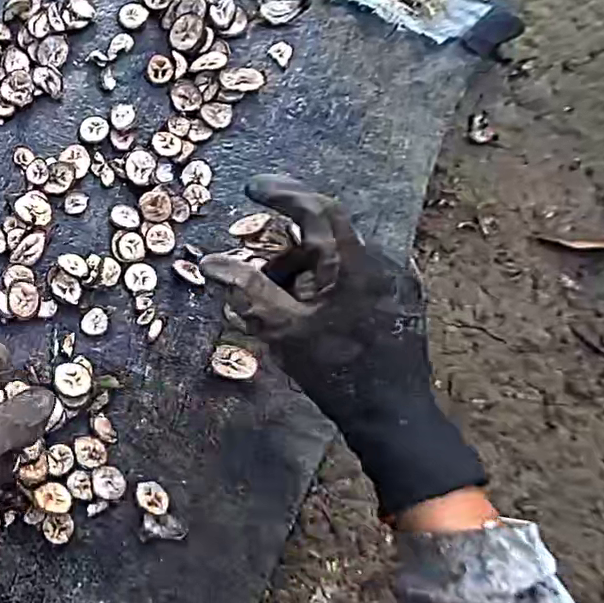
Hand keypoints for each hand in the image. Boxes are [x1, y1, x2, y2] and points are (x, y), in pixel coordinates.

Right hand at [200, 175, 485, 520]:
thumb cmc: (336, 370)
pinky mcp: (395, 299)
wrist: (392, 415)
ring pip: (329, 262)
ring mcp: (392, 282)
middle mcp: (380, 264)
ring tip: (276, 315)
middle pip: (316, 242)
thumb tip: (209, 261)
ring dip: (295, 278)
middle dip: (278, 259)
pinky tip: (302, 317)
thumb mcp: (283, 328)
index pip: (318, 211)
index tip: (252, 187)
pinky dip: (315, 287)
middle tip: (250, 287)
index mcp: (355, 266)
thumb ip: (247, 289)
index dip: (283, 193)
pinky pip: (345, 277)